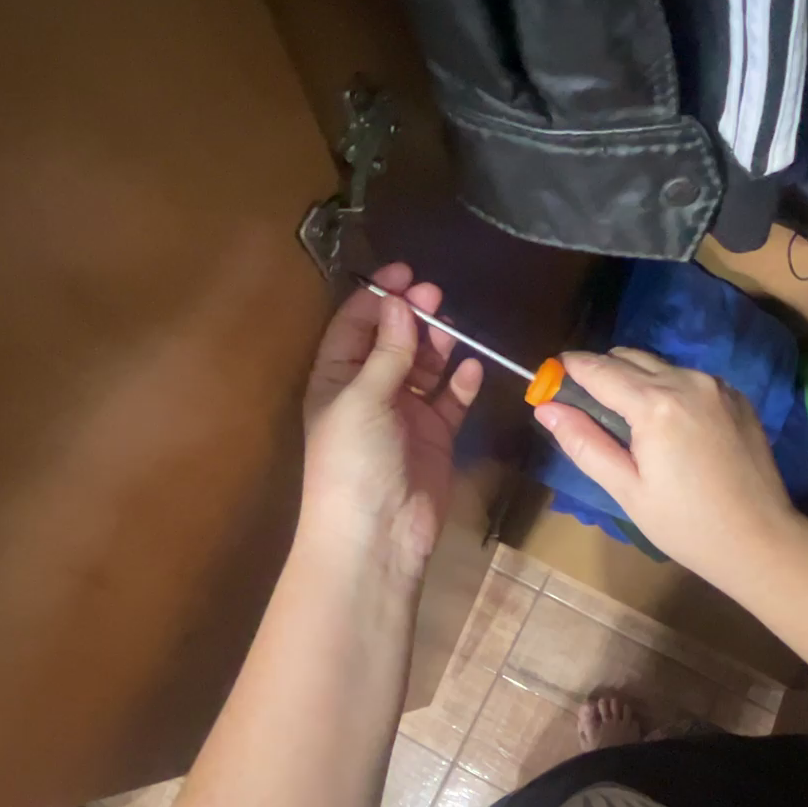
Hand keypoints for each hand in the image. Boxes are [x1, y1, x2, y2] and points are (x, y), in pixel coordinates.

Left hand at [299, 264, 482, 589]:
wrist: (378, 532)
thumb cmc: (354, 460)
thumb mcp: (363, 399)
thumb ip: (388, 353)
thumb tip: (401, 304)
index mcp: (337, 379)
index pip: (356, 327)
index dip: (378, 299)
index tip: (406, 274)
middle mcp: (370, 392)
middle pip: (394, 342)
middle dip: (413, 318)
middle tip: (436, 296)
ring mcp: (406, 414)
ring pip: (425, 367)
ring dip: (438, 346)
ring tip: (452, 329)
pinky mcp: (436, 435)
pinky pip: (451, 400)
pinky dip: (460, 384)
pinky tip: (470, 370)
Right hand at [533, 348, 797, 580]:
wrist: (761, 538)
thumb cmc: (686, 525)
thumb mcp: (627, 489)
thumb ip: (584, 443)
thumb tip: (546, 408)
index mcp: (656, 405)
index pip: (599, 369)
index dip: (569, 369)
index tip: (549, 376)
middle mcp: (688, 381)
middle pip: (628, 357)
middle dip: (600, 372)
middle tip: (584, 404)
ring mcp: (716, 385)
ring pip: (659, 365)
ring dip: (634, 380)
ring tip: (626, 419)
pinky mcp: (735, 396)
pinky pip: (688, 378)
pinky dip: (667, 388)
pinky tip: (667, 426)